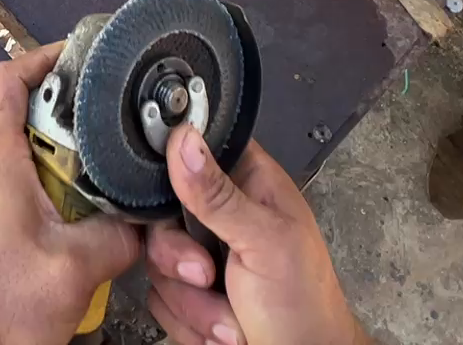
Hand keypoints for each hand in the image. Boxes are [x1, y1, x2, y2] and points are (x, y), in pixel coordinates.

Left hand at [0, 42, 142, 344]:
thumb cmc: (3, 301)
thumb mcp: (75, 266)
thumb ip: (118, 234)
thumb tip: (148, 219)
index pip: (7, 78)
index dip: (42, 57)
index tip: (81, 55)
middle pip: (27, 109)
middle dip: (71, 105)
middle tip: (116, 108)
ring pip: (30, 146)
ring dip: (68, 148)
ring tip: (113, 153)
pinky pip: (28, 177)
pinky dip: (59, 178)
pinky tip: (93, 200)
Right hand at [147, 126, 368, 344]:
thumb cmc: (305, 306)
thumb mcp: (266, 243)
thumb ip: (219, 194)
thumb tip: (183, 137)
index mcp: (245, 181)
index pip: (194, 146)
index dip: (172, 166)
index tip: (173, 200)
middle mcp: (218, 212)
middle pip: (161, 210)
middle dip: (179, 256)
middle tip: (207, 275)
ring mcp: (200, 252)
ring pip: (157, 258)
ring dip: (192, 303)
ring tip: (231, 321)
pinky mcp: (188, 291)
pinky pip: (159, 296)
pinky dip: (188, 323)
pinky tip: (223, 332)